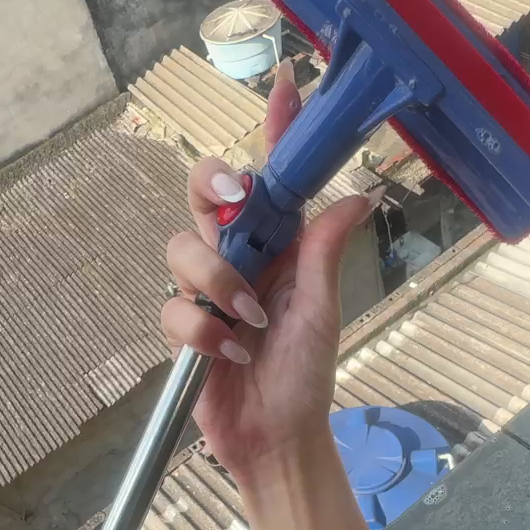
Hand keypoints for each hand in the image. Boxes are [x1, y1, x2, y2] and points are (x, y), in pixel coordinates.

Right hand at [160, 60, 378, 481]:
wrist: (275, 439)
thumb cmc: (305, 378)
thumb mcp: (321, 312)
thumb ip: (323, 254)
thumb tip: (357, 197)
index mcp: (279, 251)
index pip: (272, 184)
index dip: (274, 136)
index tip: (284, 90)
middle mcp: (239, 262)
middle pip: (205, 196)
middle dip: (210, 188)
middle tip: (231, 202)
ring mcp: (206, 295)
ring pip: (180, 249)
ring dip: (214, 281)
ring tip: (248, 321)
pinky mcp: (183, 329)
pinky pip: (172, 309)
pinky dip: (202, 330)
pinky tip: (230, 353)